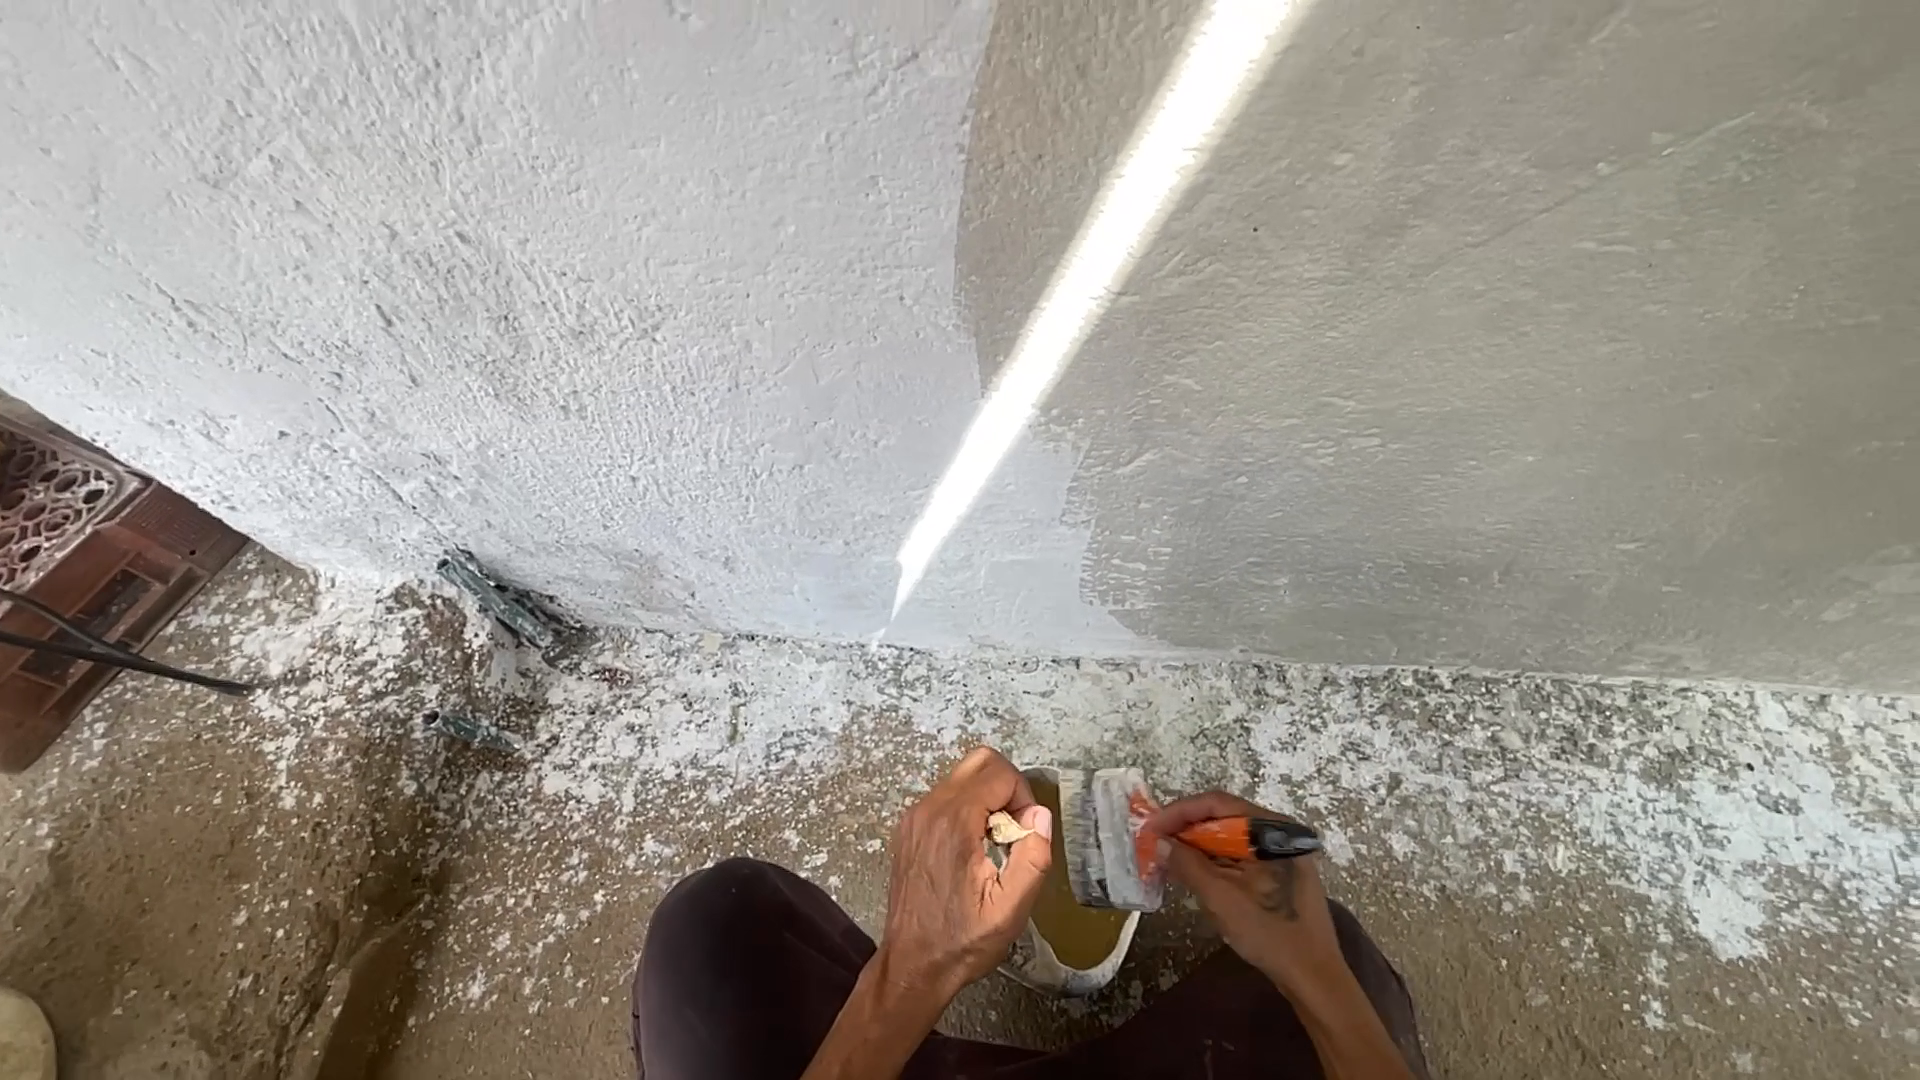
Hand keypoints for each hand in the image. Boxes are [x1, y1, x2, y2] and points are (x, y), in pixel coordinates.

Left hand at [877, 747, 1052, 1001]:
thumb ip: (1033, 857)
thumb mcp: (1011, 909)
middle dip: (1007, 786)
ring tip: (994, 842)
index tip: (1025, 833)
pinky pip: (945, 795)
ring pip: (961, 776)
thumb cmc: (962, 942)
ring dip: (987, 797)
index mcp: (953, 823)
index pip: (999, 773)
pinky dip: (967, 807)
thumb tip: (1040, 815)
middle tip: (1014, 827)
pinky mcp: (908, 826)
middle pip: (979, 761)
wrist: (913, 965)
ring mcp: (914, 815)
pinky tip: (972, 847)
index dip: (1023, 796)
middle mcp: (929, 809)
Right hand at [1146, 792, 1344, 994]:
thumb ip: (1188, 864)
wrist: (1315, 979)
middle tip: (1155, 841)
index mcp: (1271, 829)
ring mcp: (1279, 852)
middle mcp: (1277, 832)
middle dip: (1185, 828)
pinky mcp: (1276, 872)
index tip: (1151, 827)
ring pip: (1227, 837)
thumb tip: (1159, 842)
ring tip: (1167, 857)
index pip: (1217, 804)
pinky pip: (1237, 854)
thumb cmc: (1270, 933)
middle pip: (1222, 817)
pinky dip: (1212, 860)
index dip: (1179, 812)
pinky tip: (1191, 871)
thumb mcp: (1221, 897)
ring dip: (1196, 845)